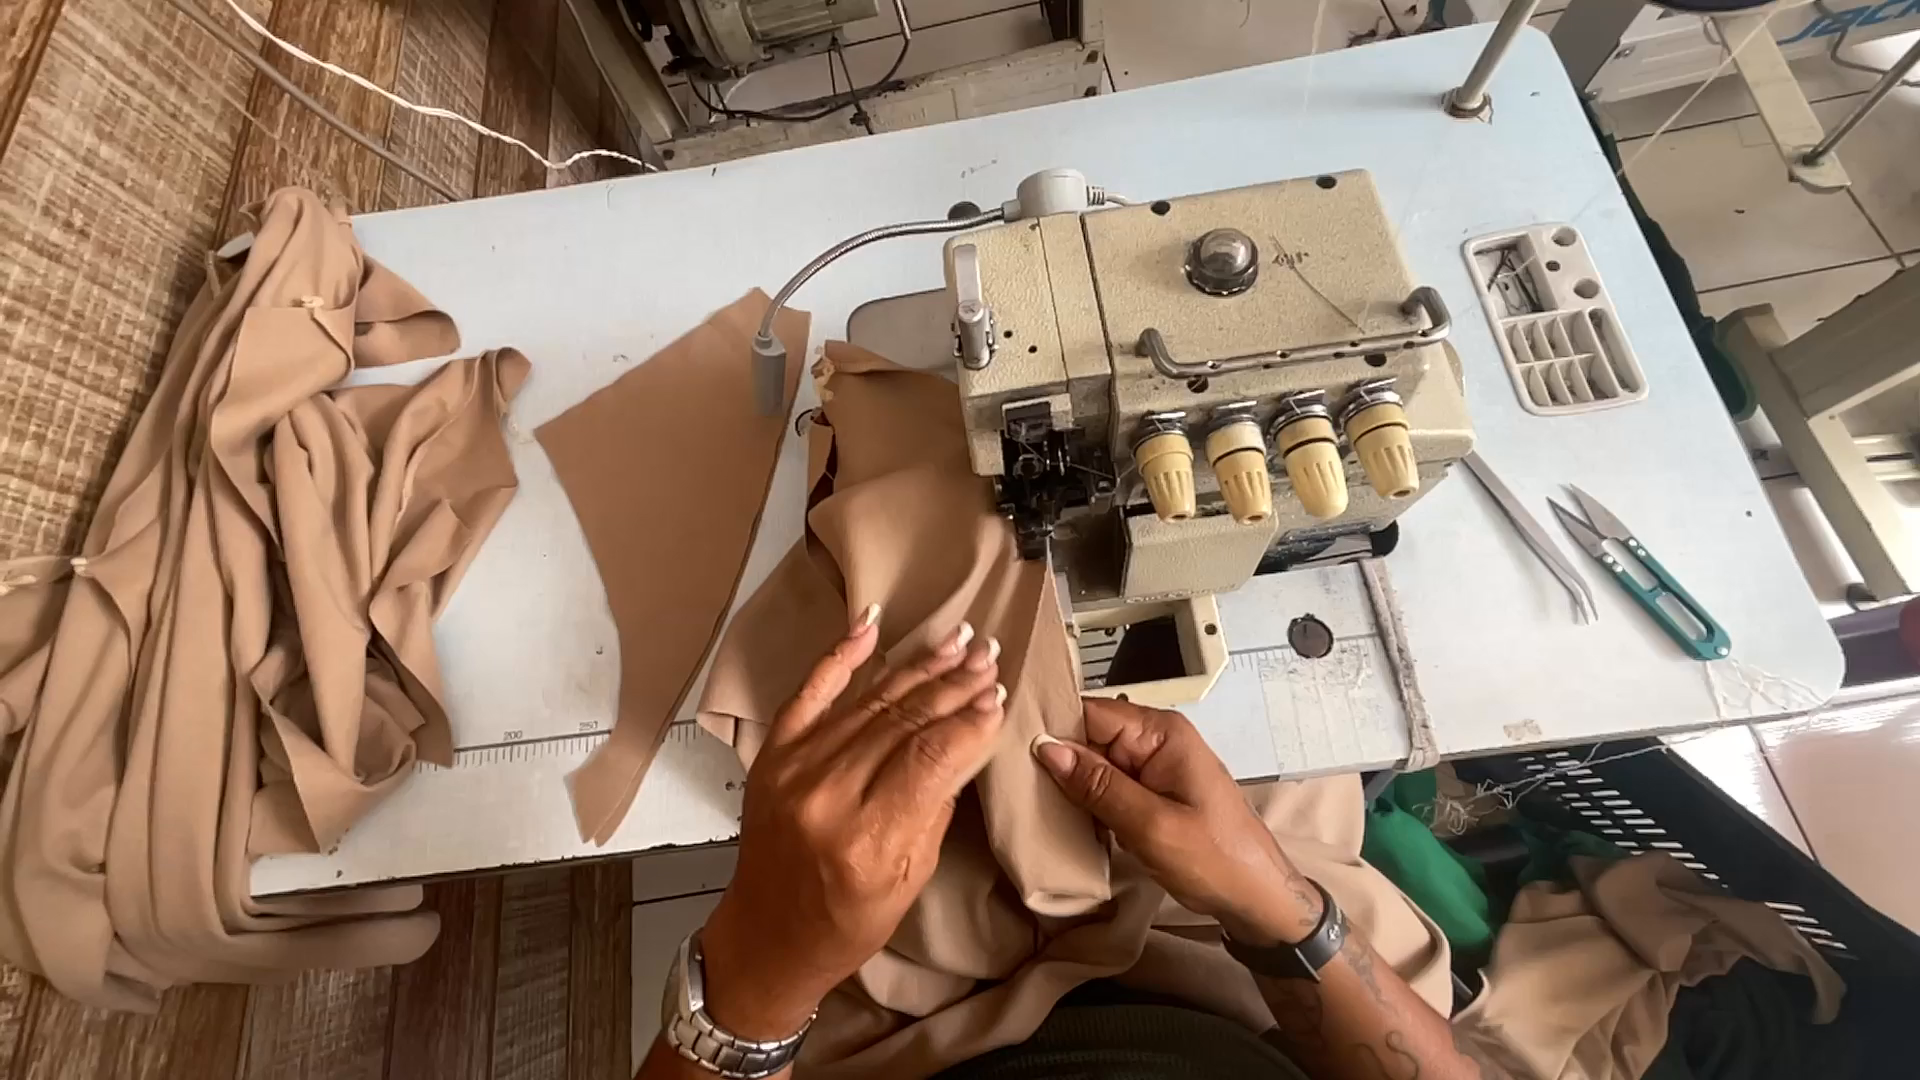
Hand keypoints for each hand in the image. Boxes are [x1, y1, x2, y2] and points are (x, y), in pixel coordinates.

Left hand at [698, 607, 1006, 1038]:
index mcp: (867, 838)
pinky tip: (871, 625)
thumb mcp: (914, 875)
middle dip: (954, 683)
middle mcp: (826, 794)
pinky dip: (841, 654)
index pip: (932, 755)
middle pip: (904, 719)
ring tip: (958, 640)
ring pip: (870, 699)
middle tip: (988, 655)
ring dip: (919, 666)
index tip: (998, 694)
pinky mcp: (773, 752)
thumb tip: (967, 733)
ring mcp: (793, 767)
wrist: (766, 935)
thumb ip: (937, 799)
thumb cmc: (847, 919)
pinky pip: (810, 690)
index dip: (970, 719)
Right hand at [1031, 698, 1323, 945]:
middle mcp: (1153, 738)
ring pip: (1092, 759)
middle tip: (1018, 781)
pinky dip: (1086, 798)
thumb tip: (1046, 747)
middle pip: (1088, 733)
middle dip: (1057, 757)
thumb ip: (1098, 785)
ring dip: (1069, 781)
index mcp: (1160, 732)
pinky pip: (1105, 782)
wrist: (1259, 899)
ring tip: (1033, 798)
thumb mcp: (1152, 825)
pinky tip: (1064, 815)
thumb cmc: (1215, 860)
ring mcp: (1151, 764)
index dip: (1053, 727)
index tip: (1013, 747)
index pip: (1091, 712)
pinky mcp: (1148, 789)